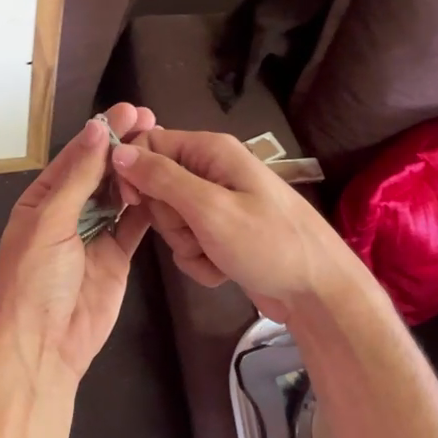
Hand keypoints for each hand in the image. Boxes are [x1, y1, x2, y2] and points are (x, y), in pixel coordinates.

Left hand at [0, 103, 157, 384]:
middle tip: (154, 120)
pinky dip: (149, 205)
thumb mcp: (50, 223)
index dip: (101, 133)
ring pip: (119, 195)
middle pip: (99, 173)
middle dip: (123, 148)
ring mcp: (93, 235)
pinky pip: (134, 224)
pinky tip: (167, 183)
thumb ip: (77, 178)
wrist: (44, 346)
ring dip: (138, 172)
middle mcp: (67, 214)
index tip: (129, 110)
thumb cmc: (35, 281)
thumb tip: (97, 130)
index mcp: (41, 201)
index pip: (74, 158)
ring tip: (165, 144)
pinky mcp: (117, 257)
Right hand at [111, 128, 365, 317]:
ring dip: (185, 244)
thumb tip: (119, 151)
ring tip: (216, 253)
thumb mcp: (209, 209)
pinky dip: (200, 260)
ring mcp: (219, 205)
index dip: (134, 172)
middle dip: (169, 218)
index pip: (149, 144)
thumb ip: (162, 178)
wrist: (318, 293)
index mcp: (211, 151)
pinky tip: (224, 269)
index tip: (134, 202)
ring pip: (171, 220)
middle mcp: (213, 171)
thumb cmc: (269, 244)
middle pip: (157, 187)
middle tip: (197, 232)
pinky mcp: (222, 234)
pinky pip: (189, 243)